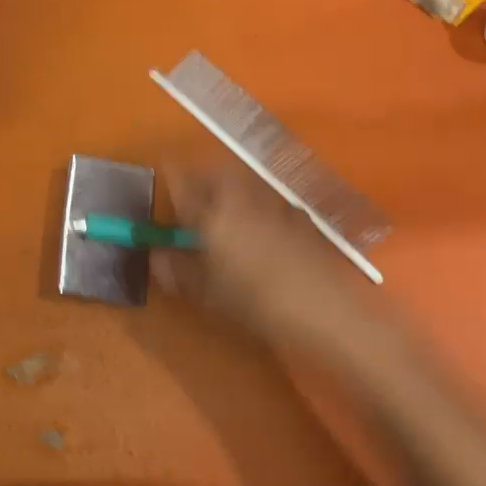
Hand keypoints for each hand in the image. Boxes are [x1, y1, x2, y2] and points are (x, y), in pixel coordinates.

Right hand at [153, 163, 406, 367]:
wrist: (329, 312)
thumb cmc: (256, 301)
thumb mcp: (207, 293)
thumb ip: (178, 270)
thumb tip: (156, 256)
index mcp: (211, 211)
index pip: (181, 179)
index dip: (170, 175)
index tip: (164, 180)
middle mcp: (241, 198)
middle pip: (215, 173)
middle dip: (201, 179)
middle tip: (193, 198)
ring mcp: (275, 204)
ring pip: (243, 185)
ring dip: (230, 191)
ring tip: (224, 215)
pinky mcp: (301, 218)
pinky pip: (268, 202)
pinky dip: (257, 208)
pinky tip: (261, 234)